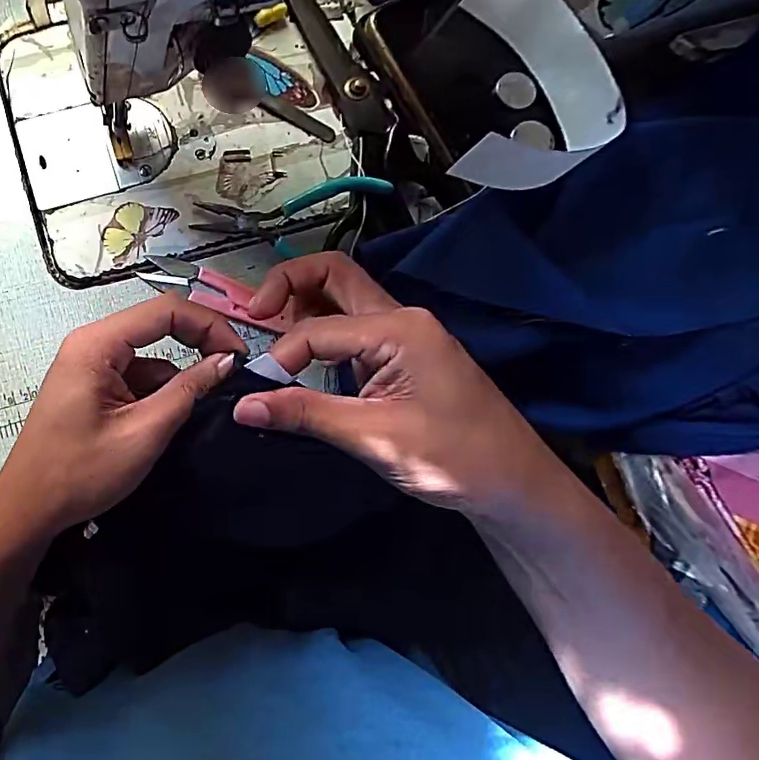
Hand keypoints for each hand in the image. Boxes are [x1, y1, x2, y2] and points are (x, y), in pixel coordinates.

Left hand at [0, 296, 245, 544]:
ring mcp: (91, 366)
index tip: (236, 352)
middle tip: (230, 369)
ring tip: (201, 405)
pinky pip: (137, 376)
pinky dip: (160, 392)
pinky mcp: (94, 387)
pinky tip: (171, 418)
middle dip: (198, 345)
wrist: (29, 509)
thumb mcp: (143, 432)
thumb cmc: (72, 475)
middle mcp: (90, 346)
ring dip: (178, 376)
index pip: (165, 310)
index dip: (209, 325)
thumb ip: (187, 391)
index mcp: (95, 345)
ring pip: (151, 355)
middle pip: (157, 326)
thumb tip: (222, 362)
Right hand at [233, 253, 575, 523]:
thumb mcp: (374, 437)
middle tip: (254, 314)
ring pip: (341, 297)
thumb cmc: (456, 459)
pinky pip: (350, 327)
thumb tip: (243, 407)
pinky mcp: (399, 354)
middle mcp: (399, 317)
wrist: (515, 484)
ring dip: (302, 305)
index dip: (282, 357)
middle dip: (287, 284)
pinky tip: (301, 356)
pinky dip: (319, 331)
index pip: (317, 328)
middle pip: (333, 275)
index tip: (259, 392)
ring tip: (270, 333)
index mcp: (399, 327)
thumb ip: (305, 414)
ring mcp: (402, 333)